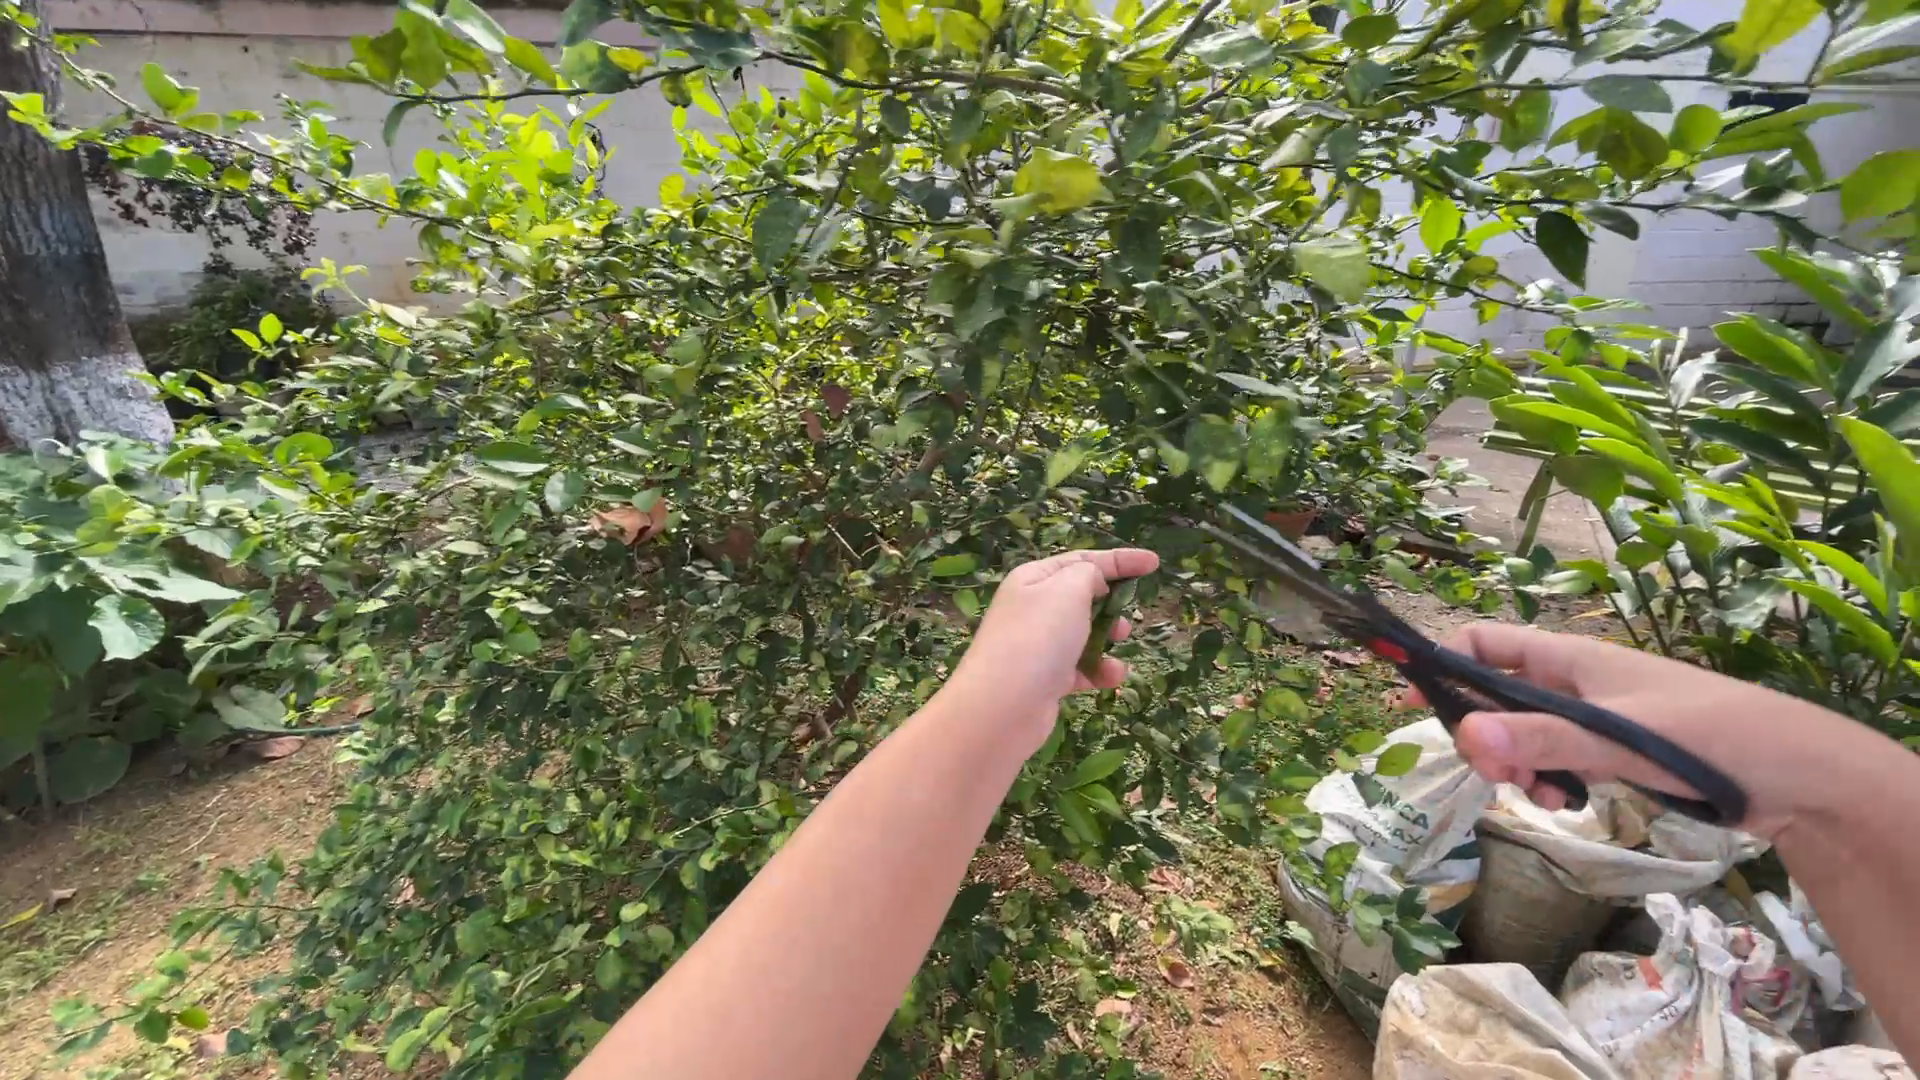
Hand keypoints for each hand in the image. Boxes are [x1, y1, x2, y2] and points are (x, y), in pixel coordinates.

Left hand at [943, 548, 1159, 752]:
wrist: (1002, 706)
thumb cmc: (1038, 637)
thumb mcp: (1068, 590)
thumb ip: (1088, 575)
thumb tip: (1093, 582)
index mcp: (1034, 578)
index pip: (1083, 560)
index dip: (1121, 559)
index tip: (1154, 562)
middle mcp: (1033, 608)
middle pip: (1082, 596)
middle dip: (1111, 602)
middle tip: (1127, 612)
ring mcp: (1038, 645)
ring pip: (1084, 633)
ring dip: (1108, 636)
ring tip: (1121, 639)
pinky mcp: (1045, 678)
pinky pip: (1081, 667)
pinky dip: (1099, 670)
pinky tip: (1113, 676)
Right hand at [1425, 623, 1876, 838]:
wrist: (1814, 781)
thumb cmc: (1714, 736)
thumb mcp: (1622, 738)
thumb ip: (1543, 738)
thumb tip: (1464, 734)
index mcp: (1565, 658)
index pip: (1480, 641)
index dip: (1442, 663)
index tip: (1415, 700)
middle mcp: (1568, 681)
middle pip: (1492, 694)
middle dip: (1481, 732)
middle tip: (1493, 771)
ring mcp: (1587, 715)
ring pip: (1518, 730)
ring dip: (1511, 760)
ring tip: (1534, 793)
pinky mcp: (1607, 748)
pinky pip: (1550, 755)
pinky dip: (1542, 776)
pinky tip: (1560, 799)